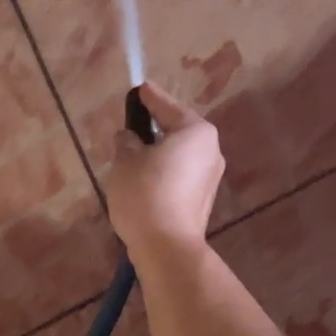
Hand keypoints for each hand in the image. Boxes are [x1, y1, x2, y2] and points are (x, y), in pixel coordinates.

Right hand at [104, 83, 224, 262]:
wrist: (166, 247)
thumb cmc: (145, 195)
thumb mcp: (125, 163)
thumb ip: (126, 143)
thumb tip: (128, 138)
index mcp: (195, 131)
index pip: (167, 107)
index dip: (150, 98)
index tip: (140, 88)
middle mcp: (211, 150)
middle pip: (178, 134)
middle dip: (156, 132)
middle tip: (134, 131)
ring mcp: (210, 179)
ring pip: (179, 159)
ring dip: (160, 158)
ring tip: (136, 163)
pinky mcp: (203, 203)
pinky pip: (180, 180)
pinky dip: (164, 178)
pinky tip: (146, 187)